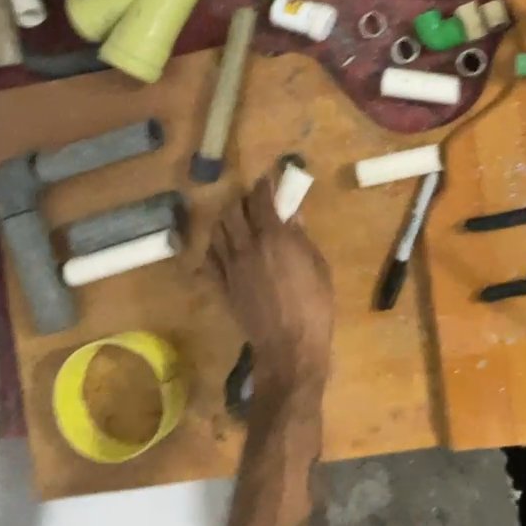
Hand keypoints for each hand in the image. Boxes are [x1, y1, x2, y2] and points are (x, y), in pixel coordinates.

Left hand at [206, 176, 335, 394]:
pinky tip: (223, 248)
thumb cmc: (315, 305)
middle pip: (233, 211)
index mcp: (273, 237)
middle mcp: (246, 246)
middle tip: (254, 201)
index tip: (269, 179)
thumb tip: (291, 215)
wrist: (290, 346)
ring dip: (226, 220)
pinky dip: (214, 247)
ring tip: (237, 222)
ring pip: (216, 231)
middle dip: (243, 200)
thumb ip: (301, 238)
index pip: (261, 199)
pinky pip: (208, 259)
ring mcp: (230, 267)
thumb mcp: (318, 266)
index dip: (264, 185)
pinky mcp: (221, 287)